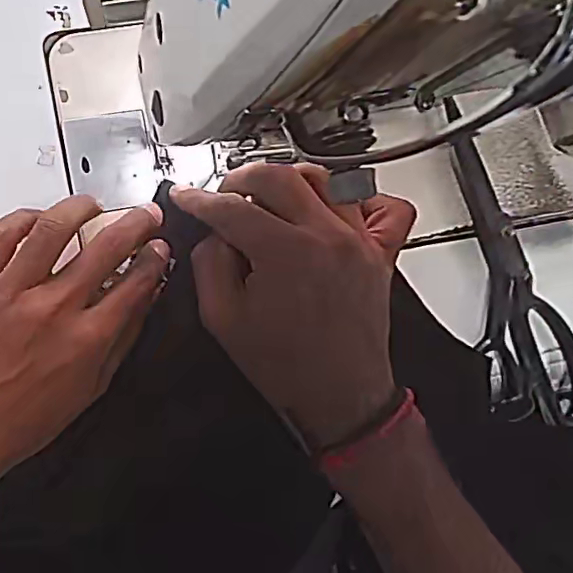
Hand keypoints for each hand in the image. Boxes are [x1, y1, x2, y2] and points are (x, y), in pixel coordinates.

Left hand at [0, 196, 169, 532]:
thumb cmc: (24, 416)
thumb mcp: (91, 387)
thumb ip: (121, 339)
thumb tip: (142, 300)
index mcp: (86, 339)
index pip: (135, 282)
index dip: (153, 257)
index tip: (156, 248)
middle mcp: (52, 310)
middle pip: (106, 246)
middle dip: (135, 223)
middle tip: (141, 216)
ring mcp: (12, 293)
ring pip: (53, 228)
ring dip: (80, 207)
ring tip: (90, 205)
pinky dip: (22, 218)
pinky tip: (37, 220)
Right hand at [172, 165, 415, 452]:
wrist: (337, 396)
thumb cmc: (285, 366)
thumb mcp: (221, 318)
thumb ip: (208, 263)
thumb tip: (213, 233)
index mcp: (284, 253)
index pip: (231, 206)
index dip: (199, 199)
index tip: (187, 197)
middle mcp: (326, 238)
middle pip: (277, 176)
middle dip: (240, 178)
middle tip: (224, 195)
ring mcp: (358, 242)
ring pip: (324, 178)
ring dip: (288, 180)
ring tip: (269, 198)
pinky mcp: (381, 253)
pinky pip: (385, 205)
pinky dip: (358, 196)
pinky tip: (332, 208)